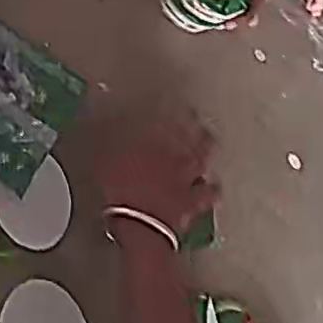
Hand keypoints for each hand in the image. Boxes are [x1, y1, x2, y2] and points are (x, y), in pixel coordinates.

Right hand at [97, 111, 217, 237]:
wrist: (140, 227)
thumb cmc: (118, 191)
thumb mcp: (105, 157)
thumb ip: (113, 137)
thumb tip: (113, 119)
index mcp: (151, 144)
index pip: (160, 118)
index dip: (166, 105)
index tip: (169, 95)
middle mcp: (172, 157)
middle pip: (185, 135)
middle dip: (191, 122)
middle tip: (196, 113)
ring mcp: (184, 180)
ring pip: (200, 159)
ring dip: (206, 147)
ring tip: (211, 137)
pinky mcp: (192, 202)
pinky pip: (207, 194)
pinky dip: (213, 188)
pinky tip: (217, 184)